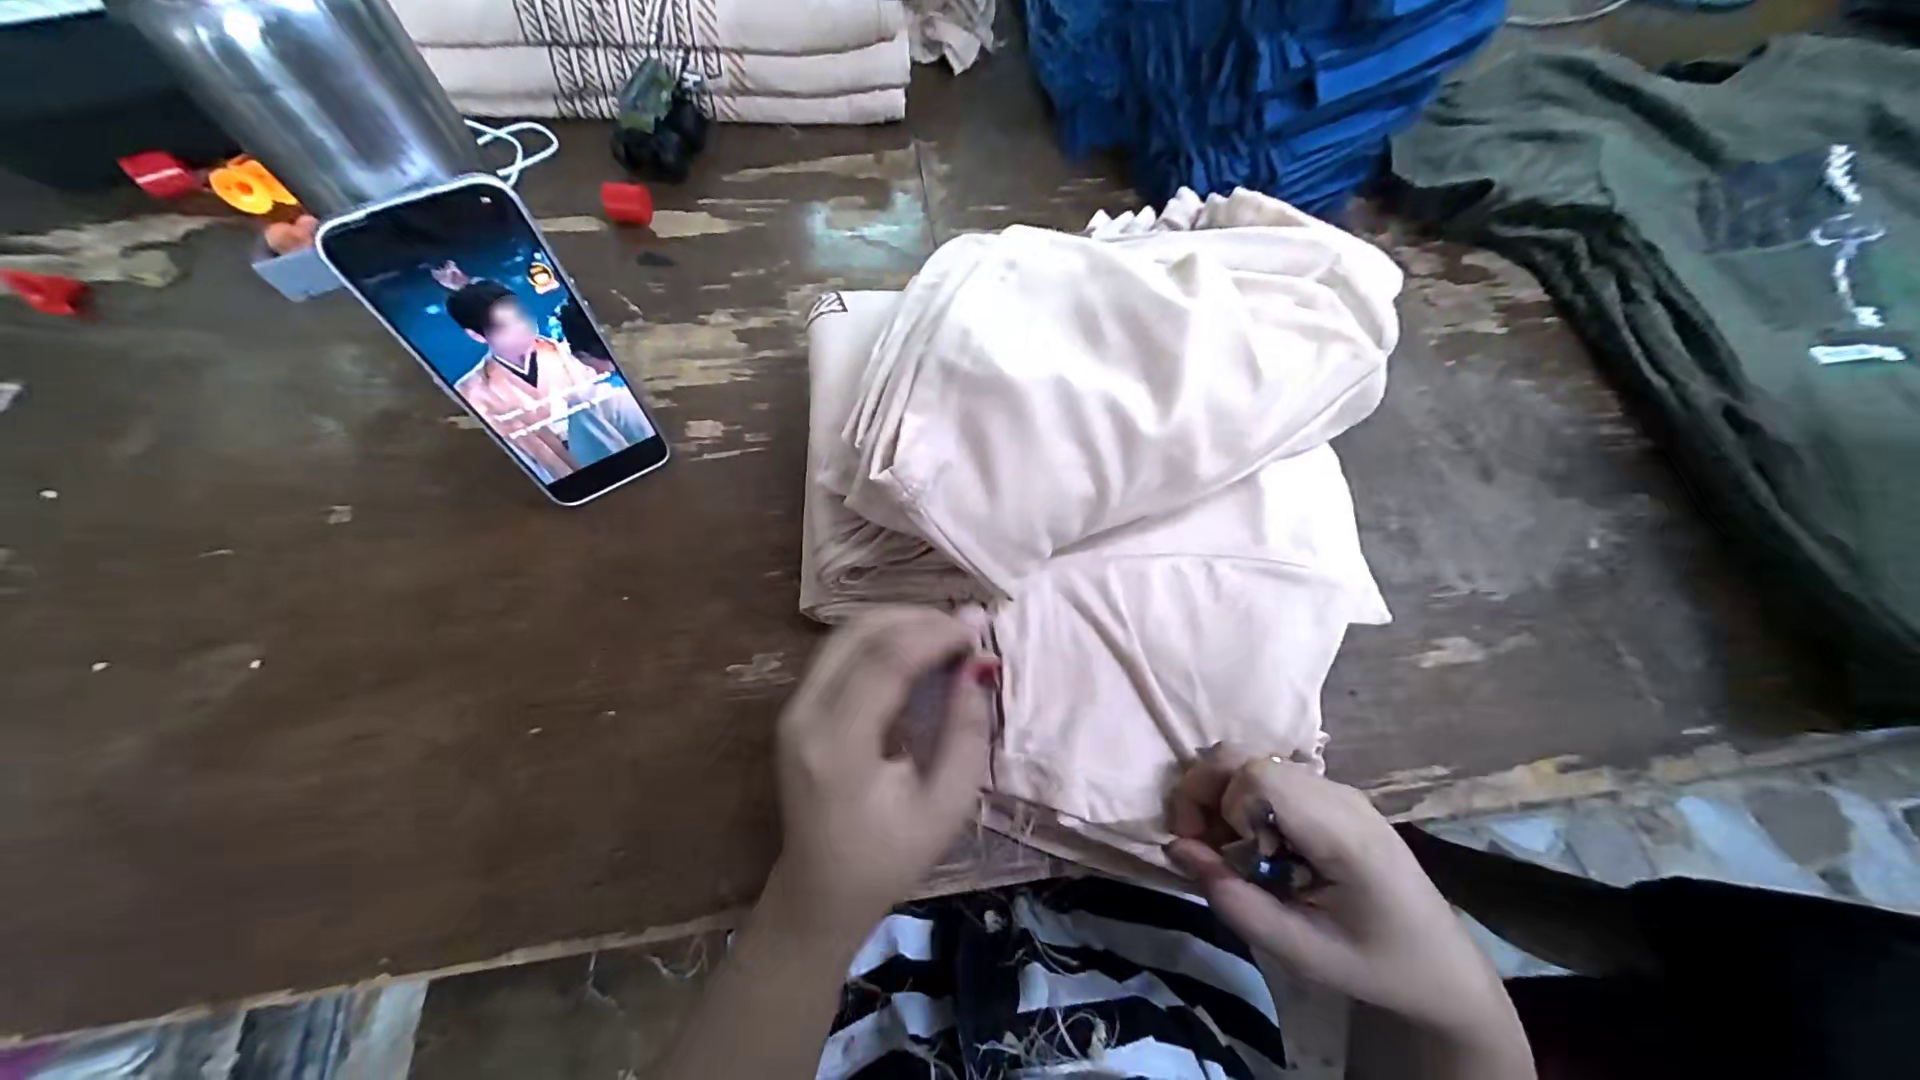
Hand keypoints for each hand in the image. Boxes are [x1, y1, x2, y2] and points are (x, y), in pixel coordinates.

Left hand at [767, 607, 994, 933]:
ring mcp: (793, 707)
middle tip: (967, 629)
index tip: (978, 632)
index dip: (935, 634)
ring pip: (846, 632)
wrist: (819, 890)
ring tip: (947, 635)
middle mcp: (804, 715)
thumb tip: (979, 665)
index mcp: (838, 747)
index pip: (885, 660)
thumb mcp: (947, 806)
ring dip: (900, 622)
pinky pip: (839, 650)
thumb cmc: (889, 858)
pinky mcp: (796, 705)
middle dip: (919, 618)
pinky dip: (881, 637)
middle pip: (859, 632)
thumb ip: (966, 731)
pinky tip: (916, 648)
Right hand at [1165, 746, 1513, 1037]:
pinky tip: (1249, 838)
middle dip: (1205, 790)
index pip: (1260, 777)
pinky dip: (1238, 795)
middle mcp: (1338, 795)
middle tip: (1198, 839)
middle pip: (1246, 756)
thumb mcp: (1301, 952)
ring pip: (1250, 757)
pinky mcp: (1328, 792)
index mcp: (1344, 834)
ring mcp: (1335, 788)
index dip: (1223, 805)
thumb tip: (1176, 846)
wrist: (1443, 967)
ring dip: (1218, 791)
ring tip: (1223, 841)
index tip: (1220, 852)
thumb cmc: (1374, 964)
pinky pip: (1266, 772)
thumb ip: (1234, 901)